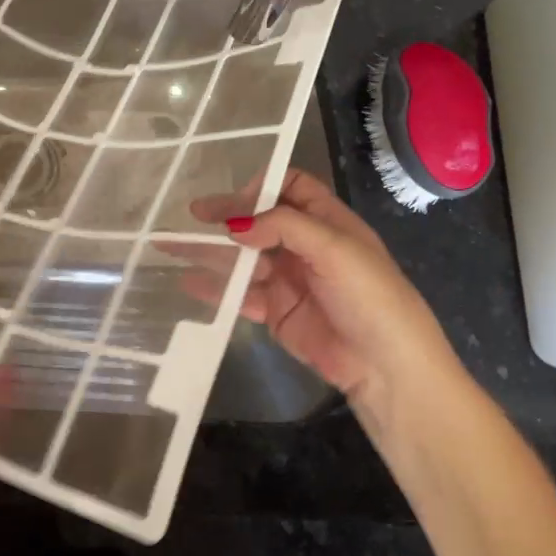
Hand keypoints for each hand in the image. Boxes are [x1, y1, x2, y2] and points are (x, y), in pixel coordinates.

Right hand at [176, 169, 463, 417]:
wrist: (386, 368)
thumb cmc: (371, 298)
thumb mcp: (336, 249)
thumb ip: (283, 227)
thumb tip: (234, 225)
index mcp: (328, 224)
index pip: (290, 188)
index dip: (262, 187)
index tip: (235, 200)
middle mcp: (305, 246)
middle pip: (258, 221)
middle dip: (225, 215)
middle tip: (193, 214)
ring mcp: (287, 279)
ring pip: (240, 257)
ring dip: (208, 249)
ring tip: (170, 244)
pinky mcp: (274, 311)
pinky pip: (236, 293)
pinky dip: (211, 287)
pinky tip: (186, 281)